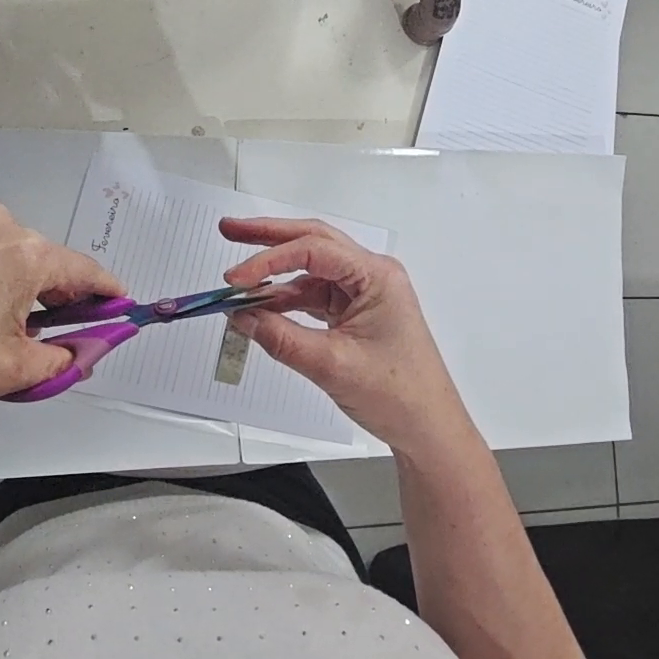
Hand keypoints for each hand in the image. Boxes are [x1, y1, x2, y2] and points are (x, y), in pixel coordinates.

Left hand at [0, 203, 123, 413]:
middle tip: (37, 332)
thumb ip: (60, 360)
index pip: (85, 271)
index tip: (117, 307)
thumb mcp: (7, 370)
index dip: (107, 293)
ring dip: (3, 279)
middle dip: (48, 294)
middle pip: (41, 259)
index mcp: (28, 254)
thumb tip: (81, 353)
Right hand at [220, 217, 466, 450]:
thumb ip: (281, 338)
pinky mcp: (355, 311)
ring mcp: (363, 292)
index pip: (314, 250)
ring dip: (274, 274)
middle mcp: (371, 275)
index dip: (269, 260)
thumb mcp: (332, 365)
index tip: (236, 279)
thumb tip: (241, 317)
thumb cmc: (400, 396)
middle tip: (230, 229)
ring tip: (237, 280)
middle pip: (313, 242)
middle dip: (269, 237)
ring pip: (310, 269)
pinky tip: (260, 306)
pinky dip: (285, 300)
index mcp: (377, 276)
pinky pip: (313, 294)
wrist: (428, 429)